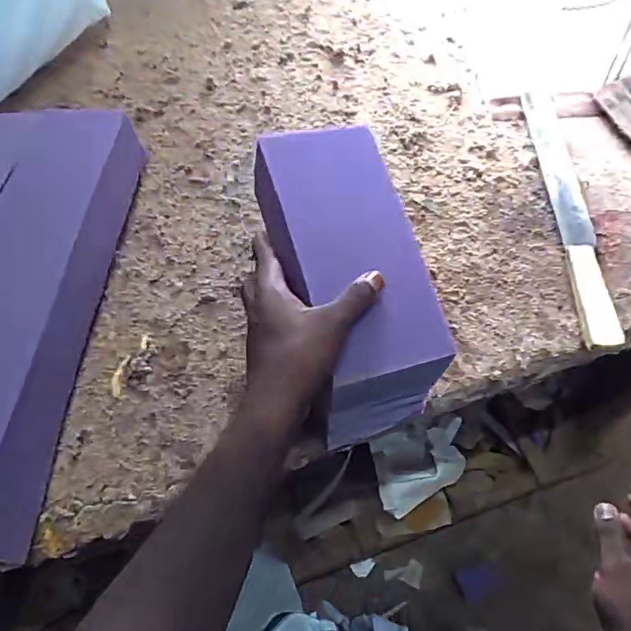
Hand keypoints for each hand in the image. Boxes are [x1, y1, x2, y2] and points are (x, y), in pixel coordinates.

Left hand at [240, 234, 382, 427]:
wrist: (275, 405)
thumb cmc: (298, 358)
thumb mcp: (332, 326)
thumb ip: (353, 300)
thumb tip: (374, 276)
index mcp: (267, 291)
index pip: (261, 252)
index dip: (267, 237)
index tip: (278, 226)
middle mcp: (256, 306)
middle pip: (256, 277)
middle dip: (270, 266)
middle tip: (293, 260)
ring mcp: (257, 330)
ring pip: (261, 301)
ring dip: (275, 293)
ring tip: (301, 290)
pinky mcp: (264, 350)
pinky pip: (270, 322)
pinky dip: (282, 316)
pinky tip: (303, 323)